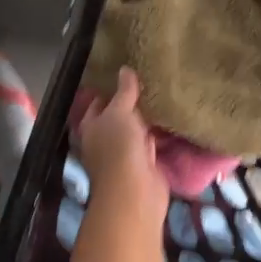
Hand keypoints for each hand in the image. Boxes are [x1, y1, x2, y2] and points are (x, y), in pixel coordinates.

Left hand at [78, 68, 168, 215]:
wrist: (135, 192)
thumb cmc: (119, 147)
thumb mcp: (119, 112)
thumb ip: (123, 92)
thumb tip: (125, 69)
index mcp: (92, 127)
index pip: (97, 102)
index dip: (108, 88)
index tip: (126, 70)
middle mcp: (106, 140)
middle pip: (118, 116)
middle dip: (131, 101)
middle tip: (148, 77)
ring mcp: (125, 153)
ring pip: (136, 129)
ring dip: (146, 117)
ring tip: (161, 91)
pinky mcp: (145, 163)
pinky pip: (152, 141)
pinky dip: (159, 132)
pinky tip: (169, 115)